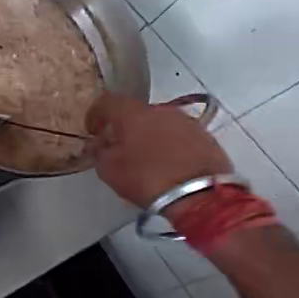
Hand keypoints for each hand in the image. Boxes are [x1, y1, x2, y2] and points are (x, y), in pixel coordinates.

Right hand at [85, 93, 232, 209]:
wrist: (200, 195)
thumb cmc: (147, 178)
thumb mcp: (109, 170)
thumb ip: (99, 151)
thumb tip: (98, 143)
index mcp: (133, 113)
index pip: (107, 102)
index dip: (95, 114)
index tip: (92, 130)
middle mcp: (161, 110)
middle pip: (136, 112)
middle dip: (125, 127)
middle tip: (120, 147)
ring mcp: (186, 121)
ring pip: (160, 122)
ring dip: (149, 135)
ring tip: (146, 157)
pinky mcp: (205, 136)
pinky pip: (179, 135)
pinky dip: (170, 144)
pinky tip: (168, 163)